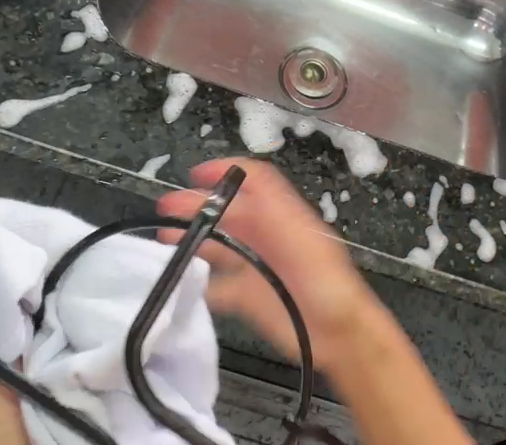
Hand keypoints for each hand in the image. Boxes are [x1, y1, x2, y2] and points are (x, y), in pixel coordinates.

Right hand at [157, 158, 380, 374]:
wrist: (340, 333)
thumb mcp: (303, 238)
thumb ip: (273, 211)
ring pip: (219, 245)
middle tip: (168, 207)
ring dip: (193, 239)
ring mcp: (257, 264)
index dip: (227, 171)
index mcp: (282, 214)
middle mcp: (266, 234)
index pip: (254, 180)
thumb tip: (243, 184)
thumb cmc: (328, 282)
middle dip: (198, 205)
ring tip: (165, 239)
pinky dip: (198, 282)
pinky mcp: (249, 296)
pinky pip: (218, 285)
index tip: (197, 174)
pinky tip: (180, 281)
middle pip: (228, 211)